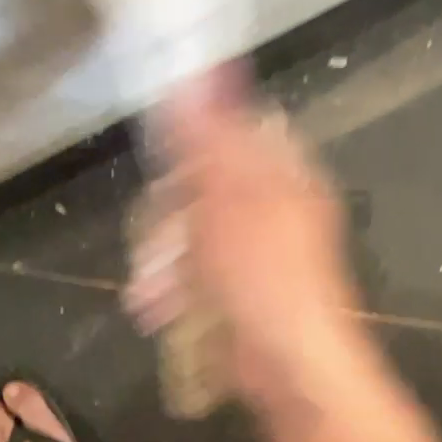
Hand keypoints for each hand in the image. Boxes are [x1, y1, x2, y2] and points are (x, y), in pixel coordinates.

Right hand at [124, 63, 367, 405]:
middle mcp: (269, 207)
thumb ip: (206, 141)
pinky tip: (158, 310)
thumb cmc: (265, 281)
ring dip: (162, 263)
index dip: (192, 144)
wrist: (290, 367)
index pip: (233, 132)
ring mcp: (253, 254)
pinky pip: (193, 276)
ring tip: (151, 294)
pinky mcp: (235, 293)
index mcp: (281, 174)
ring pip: (190, 236)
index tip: (165, 166)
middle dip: (168, 217)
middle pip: (201, 187)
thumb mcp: (229, 202)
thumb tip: (192, 74)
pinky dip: (172, 290)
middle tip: (157, 241)